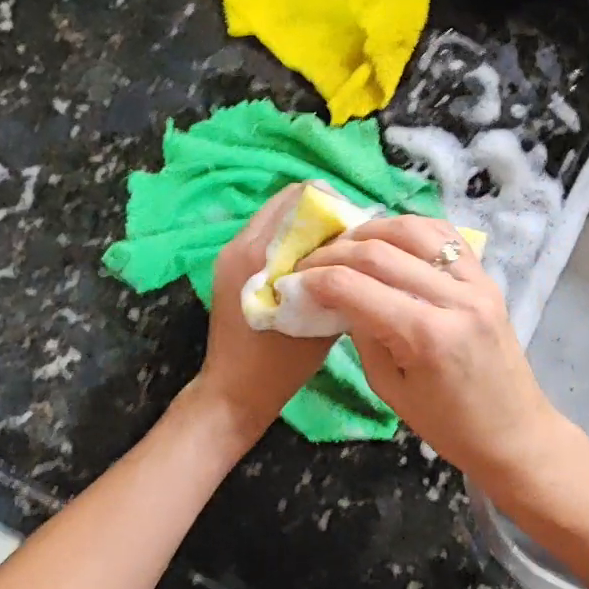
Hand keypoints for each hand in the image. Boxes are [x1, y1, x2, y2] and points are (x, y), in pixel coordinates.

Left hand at [187, 185, 337, 441]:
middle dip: (320, 214)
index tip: (356, 230)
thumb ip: (336, 277)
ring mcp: (230, 253)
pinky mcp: (230, 266)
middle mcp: (239, 243)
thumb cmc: (279, 364)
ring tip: (333, 255)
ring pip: (276, 218)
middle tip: (348, 241)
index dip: (332, 205)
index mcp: (257, 252)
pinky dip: (290, 242)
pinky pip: (266, 237)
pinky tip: (312, 267)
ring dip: (305, 228)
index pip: (299, 196)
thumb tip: (359, 248)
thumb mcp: (319, 321)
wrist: (233, 392)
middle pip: (286, 201)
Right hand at [295, 216, 567, 484]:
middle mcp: (454, 299)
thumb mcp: (388, 387)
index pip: (354, 286)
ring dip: (370, 230)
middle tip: (309, 263)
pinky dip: (409, 229)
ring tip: (346, 246)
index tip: (292, 281)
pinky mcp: (487, 278)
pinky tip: (388, 239)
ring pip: (412, 230)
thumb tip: (336, 294)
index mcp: (426, 336)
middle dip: (333, 253)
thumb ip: (363, 333)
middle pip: (379, 251)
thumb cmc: (446, 425)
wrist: (513, 434)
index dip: (315, 278)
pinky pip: (444, 235)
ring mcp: (477, 283)